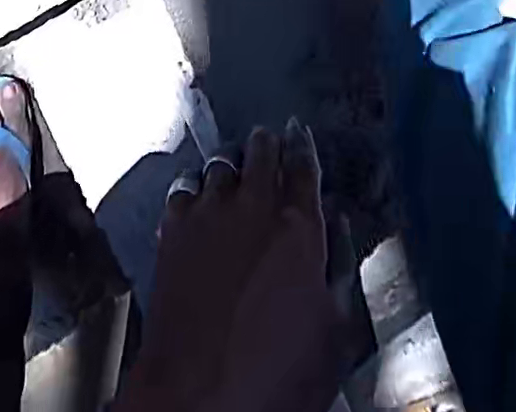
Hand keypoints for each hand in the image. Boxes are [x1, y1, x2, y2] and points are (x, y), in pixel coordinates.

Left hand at [114, 123, 343, 411]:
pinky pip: (184, 185)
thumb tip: (337, 221)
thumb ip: (341, 265)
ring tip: (234, 168)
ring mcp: (209, 212)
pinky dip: (195, 184)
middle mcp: (253, 205)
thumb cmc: (278, 373)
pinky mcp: (174, 227)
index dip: (302, 142)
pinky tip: (198, 195)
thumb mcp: (335, 330)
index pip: (303, 165)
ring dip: (232, 160)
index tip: (298, 130)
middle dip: (267, 143)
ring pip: (221, 161)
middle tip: (269, 144)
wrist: (198, 396)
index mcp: (299, 226)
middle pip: (260, 150)